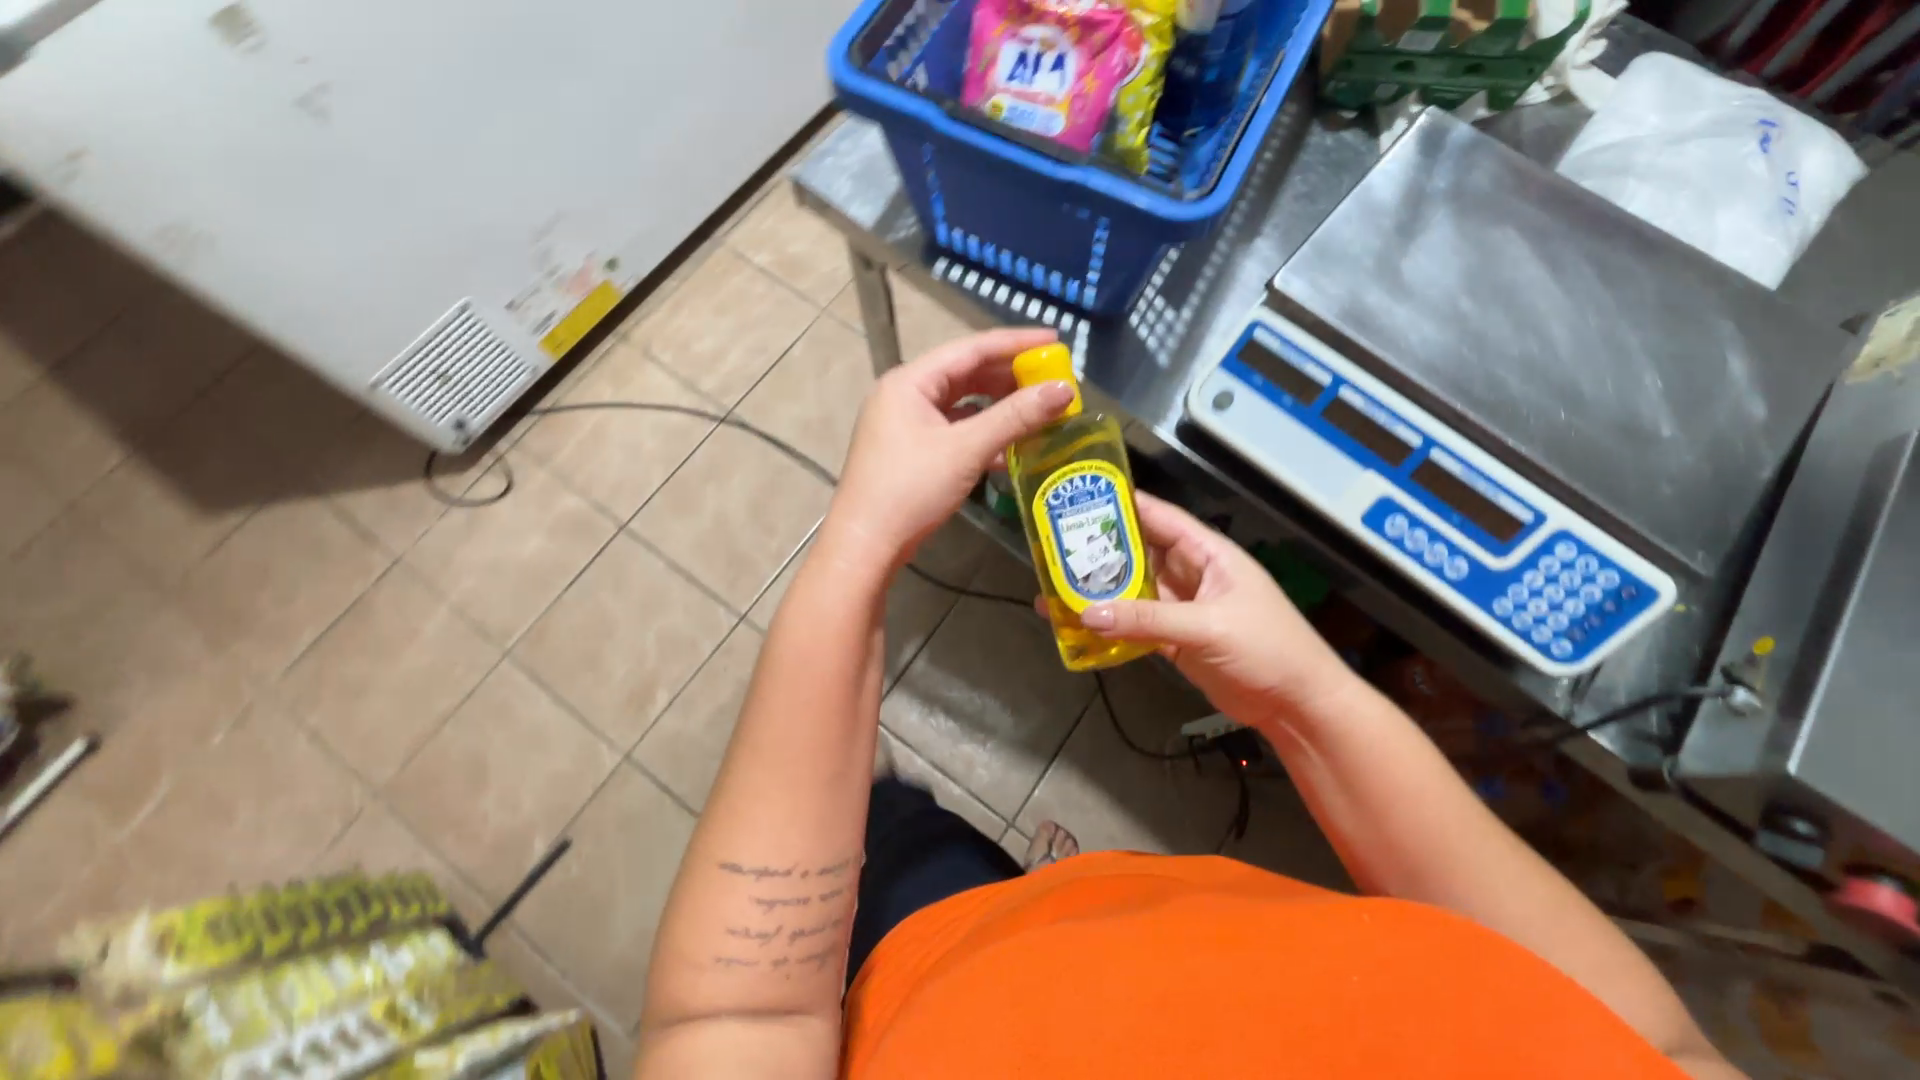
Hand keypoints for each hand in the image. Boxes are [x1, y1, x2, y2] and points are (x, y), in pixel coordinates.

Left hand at [829, 327, 1072, 566]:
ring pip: (961, 405)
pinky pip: (953, 431)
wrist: (866, 543)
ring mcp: (905, 425)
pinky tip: (1012, 447)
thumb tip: (1064, 389)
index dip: (1015, 343)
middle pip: (965, 374)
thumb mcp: (966, 449)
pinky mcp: (910, 452)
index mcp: (910, 382)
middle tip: (1051, 378)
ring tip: (1039, 409)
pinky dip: (982, 434)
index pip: (970, 349)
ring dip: (998, 407)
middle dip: (1009, 377)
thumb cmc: (910, 488)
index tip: (1055, 340)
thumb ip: (1016, 417)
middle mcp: (905, 395)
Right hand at [1077, 493, 1362, 728]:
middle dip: (1100, 549)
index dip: (1123, 506)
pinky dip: (1109, 626)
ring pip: (1132, 591)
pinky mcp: (1175, 640)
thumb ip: (1147, 619)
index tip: (1081, 497)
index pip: (1161, 518)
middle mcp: (1192, 575)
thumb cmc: (1267, 649)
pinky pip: (1134, 626)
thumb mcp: (1208, 627)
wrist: (1296, 705)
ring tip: (1053, 584)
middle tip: (1052, 544)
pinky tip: (1076, 625)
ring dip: (1099, 590)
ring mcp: (1182, 608)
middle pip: (1139, 553)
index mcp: (1209, 554)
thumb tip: (1086, 613)